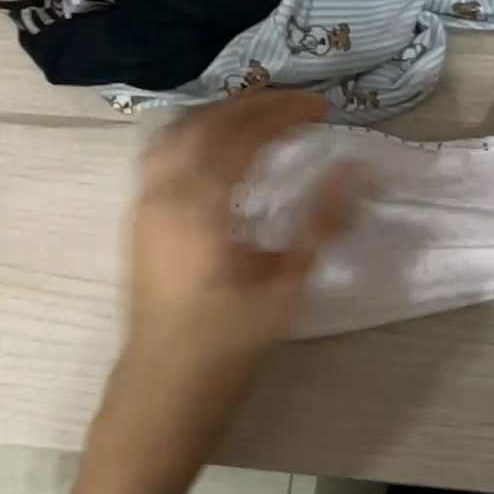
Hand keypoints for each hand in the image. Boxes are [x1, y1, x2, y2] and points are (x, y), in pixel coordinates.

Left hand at [124, 89, 355, 377]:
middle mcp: (166, 190)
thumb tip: (357, 169)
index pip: (246, 133)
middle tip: (300, 105)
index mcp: (202, 205)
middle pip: (211, 121)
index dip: (287, 112)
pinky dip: (196, 130)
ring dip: (224, 112)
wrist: (161, 390)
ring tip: (261, 114)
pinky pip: (163, 149)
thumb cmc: (228, 344)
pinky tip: (217, 145)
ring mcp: (143, 200)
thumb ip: (322, 221)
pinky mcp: (136, 214)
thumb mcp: (286, 286)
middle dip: (259, 103)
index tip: (324, 108)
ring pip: (180, 129)